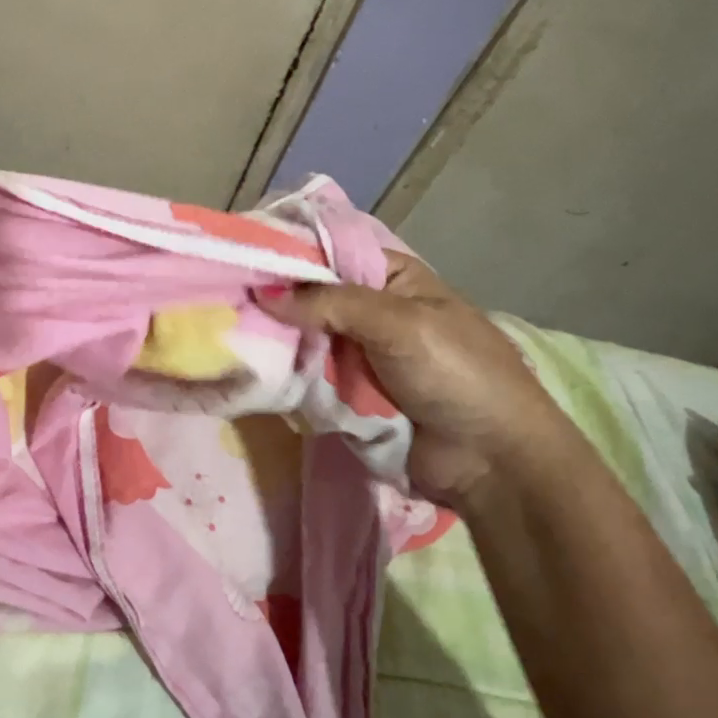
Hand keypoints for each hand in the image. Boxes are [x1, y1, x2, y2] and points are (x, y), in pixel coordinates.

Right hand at [257, 252, 577, 506]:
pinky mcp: (345, 395)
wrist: (493, 464)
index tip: (237, 256)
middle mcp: (369, 311)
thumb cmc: (458, 375)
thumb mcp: (398, 324)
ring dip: (274, 342)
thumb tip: (260, 292)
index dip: (285, 254)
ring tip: (228, 336)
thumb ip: (328, 302)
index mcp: (391, 279)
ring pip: (301, 338)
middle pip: (307, 297)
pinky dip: (284, 375)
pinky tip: (248, 367)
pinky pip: (304, 376)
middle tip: (224, 302)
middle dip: (273, 303)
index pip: (327, 254)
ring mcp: (355, 355)